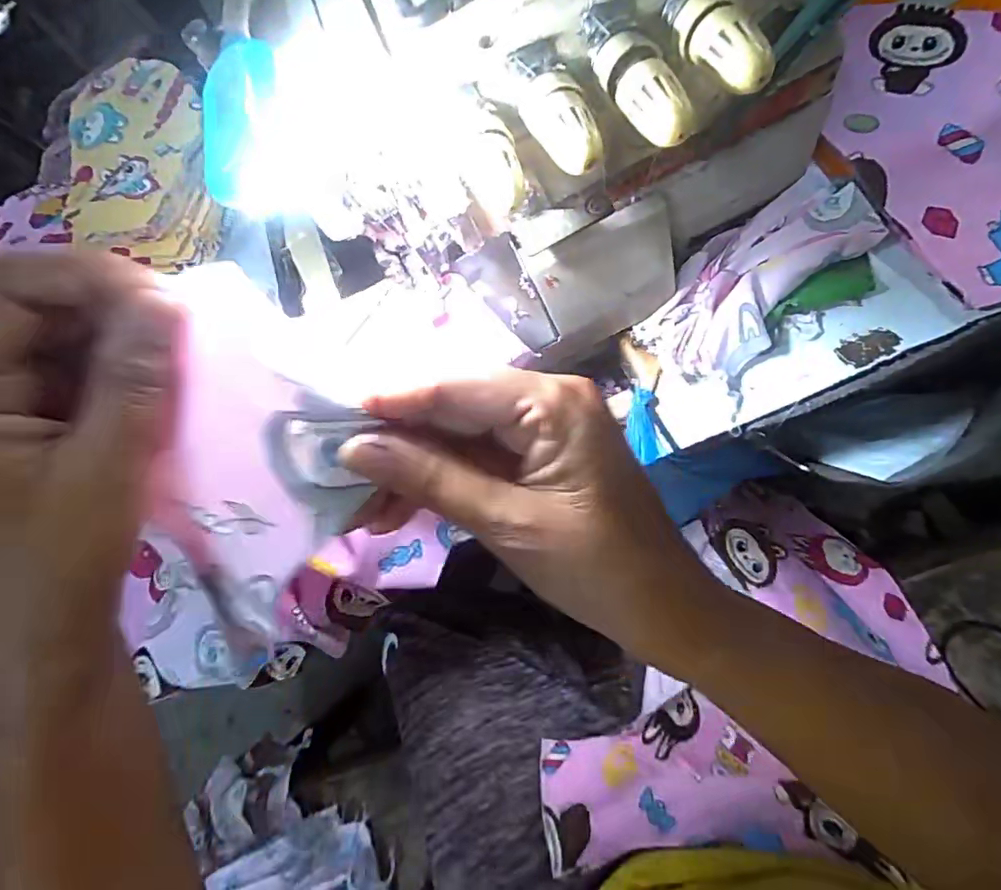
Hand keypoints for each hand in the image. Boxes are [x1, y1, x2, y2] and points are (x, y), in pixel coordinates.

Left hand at [0, 252, 180, 652]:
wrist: (47, 645)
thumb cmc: (62, 563)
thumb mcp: (106, 465)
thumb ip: (134, 376)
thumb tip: (168, 297)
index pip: (3, 286)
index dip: (84, 275)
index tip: (160, 295)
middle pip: (26, 301)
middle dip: (105, 300)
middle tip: (176, 317)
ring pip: (51, 329)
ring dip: (114, 328)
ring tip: (172, 343)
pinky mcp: (15, 420)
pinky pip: (64, 364)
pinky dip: (111, 359)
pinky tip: (152, 373)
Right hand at [337, 369, 725, 659]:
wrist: (666, 611)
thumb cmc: (597, 570)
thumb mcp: (506, 523)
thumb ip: (430, 478)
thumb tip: (356, 447)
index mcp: (550, 402)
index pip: (454, 390)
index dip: (393, 404)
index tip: (334, 417)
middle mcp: (546, 398)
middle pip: (453, 410)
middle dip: (398, 445)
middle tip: (344, 475)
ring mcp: (544, 427)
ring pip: (459, 436)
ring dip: (414, 469)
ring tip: (366, 509)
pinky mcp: (540, 455)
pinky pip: (479, 457)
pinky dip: (442, 481)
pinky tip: (402, 509)